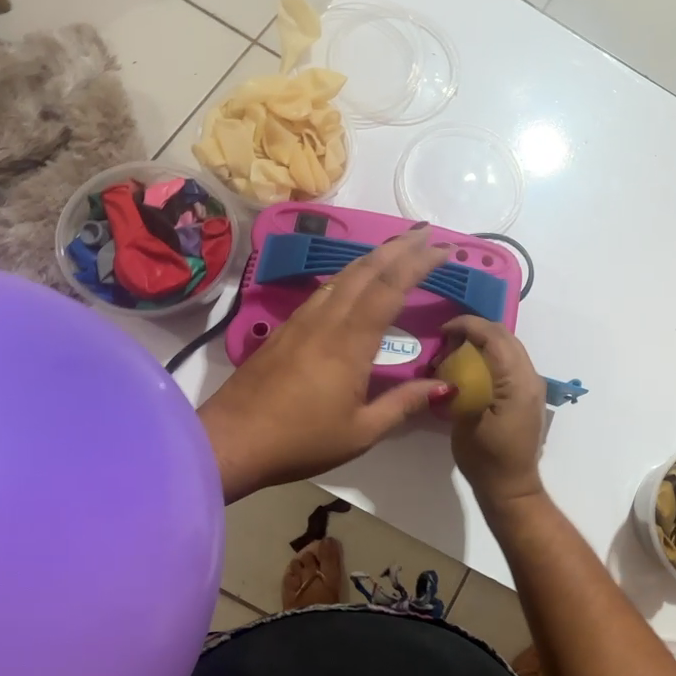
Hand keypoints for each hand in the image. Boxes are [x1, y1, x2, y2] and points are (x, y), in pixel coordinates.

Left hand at [199, 227, 451, 501]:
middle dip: (399, 247)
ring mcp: (303, 321)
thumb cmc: (300, 440)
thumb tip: (446, 385)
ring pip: (343, 274)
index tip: (445, 250)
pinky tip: (357, 278)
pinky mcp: (287, 329)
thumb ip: (405, 404)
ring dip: (374, 256)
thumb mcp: (361, 432)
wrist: (229, 442)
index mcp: (350, 342)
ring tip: (399, 247)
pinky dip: (352, 274)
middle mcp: (327, 320)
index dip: (419, 263)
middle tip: (427, 233)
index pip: (391, 288)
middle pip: (366, 270)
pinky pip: (327, 288)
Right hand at [438, 316, 546, 508]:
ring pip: (512, 346)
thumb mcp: (464, 423)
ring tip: (458, 350)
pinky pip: (513, 361)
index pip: (495, 338)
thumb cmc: (486, 460)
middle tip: (448, 340)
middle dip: (476, 330)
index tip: (444, 330)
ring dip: (486, 341)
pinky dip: (494, 354)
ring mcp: (535, 385)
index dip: (468, 326)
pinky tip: (474, 365)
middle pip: (506, 337)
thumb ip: (460, 388)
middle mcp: (531, 378)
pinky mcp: (531, 393)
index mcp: (517, 384)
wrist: (512, 488)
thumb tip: (448, 365)